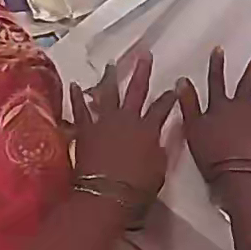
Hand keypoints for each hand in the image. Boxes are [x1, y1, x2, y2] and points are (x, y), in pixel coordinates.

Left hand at [69, 56, 178, 199]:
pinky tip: (75, 85)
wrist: (106, 194)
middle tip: (145, 55)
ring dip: (110, 78)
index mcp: (149, 128)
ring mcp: (104, 122)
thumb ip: (161, 150)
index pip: (163, 107)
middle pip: (137, 90)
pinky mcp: (85, 130)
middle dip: (142, 72)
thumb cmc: (138, 187)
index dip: (170, 97)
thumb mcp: (159, 169)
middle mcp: (127, 119)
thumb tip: (161, 140)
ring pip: (108, 94)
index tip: (175, 87)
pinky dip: (77, 97)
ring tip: (111, 64)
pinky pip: (79, 109)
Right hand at [177, 48, 250, 170]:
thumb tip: (182, 81)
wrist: (232, 169)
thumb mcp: (192, 125)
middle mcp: (240, 109)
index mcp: (220, 106)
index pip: (216, 81)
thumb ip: (188, 103)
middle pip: (246, 87)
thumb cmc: (209, 149)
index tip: (219, 50)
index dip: (217, 65)